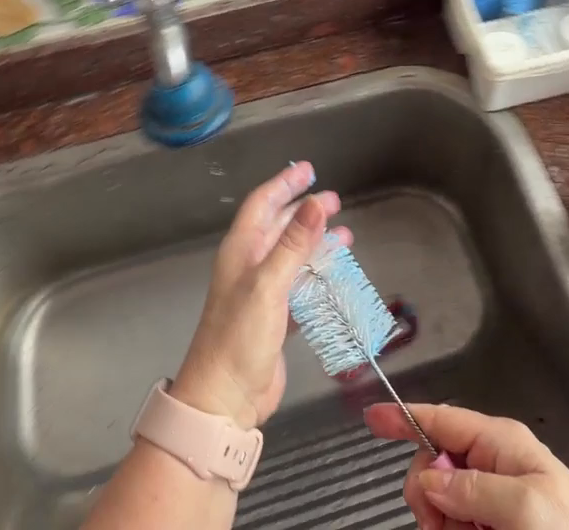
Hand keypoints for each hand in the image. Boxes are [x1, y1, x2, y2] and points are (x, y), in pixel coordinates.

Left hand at [171, 161, 348, 429]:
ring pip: (291, 255)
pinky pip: (299, 284)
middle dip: (304, 211)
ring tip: (344, 232)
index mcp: (241, 251)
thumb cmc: (240, 337)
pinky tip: (334, 273)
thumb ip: (293, 244)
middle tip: (335, 199)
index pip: (262, 205)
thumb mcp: (268, 285)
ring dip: (314, 241)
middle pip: (278, 226)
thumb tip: (317, 203)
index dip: (284, 185)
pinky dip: (316, 273)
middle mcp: (249, 266)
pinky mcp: (274, 317)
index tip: (308, 170)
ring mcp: (261, 292)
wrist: (224, 398)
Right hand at [365, 403, 568, 529]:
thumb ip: (475, 489)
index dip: (404, 416)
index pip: (441, 419)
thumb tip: (429, 480)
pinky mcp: (493, 521)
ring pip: (440, 501)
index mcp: (499, 442)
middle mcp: (491, 462)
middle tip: (441, 526)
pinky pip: (455, 522)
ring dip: (442, 522)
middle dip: (426, 495)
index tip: (370, 418)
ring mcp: (491, 495)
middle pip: (431, 466)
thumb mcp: (528, 505)